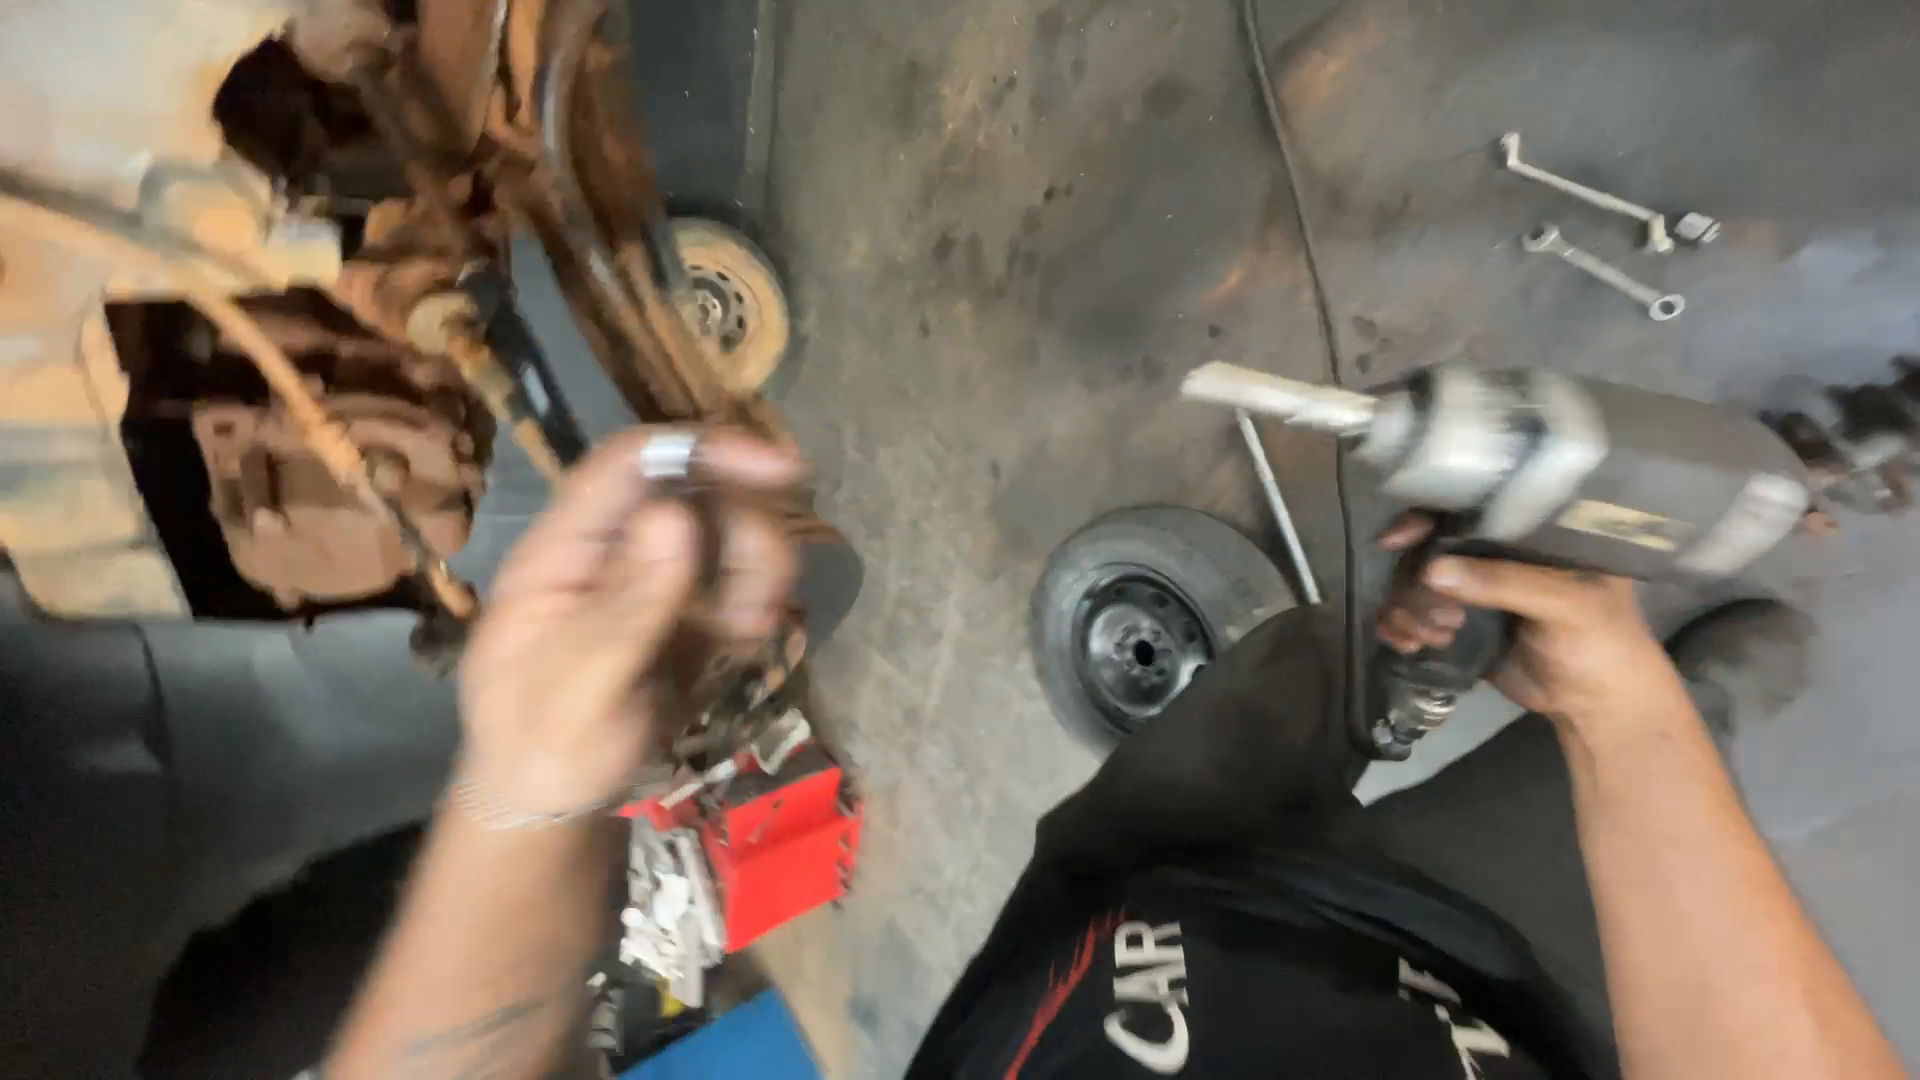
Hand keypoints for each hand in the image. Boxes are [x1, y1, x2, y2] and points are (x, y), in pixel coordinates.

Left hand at [456, 428, 803, 815]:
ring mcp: (658, 574)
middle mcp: (617, 546)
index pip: (631, 466)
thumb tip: (676, 517)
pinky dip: (763, 597)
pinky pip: (747, 575)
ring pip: (734, 529)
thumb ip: (624, 608)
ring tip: (748, 629)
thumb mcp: (576, 691)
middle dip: (748, 530)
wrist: (555, 798)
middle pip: (701, 489)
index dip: (702, 449)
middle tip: (759, 600)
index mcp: (565, 549)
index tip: (777, 467)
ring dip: (761, 571)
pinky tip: (747, 639)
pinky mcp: (693, 604)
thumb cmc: (544, 748)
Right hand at [1374, 514, 1686, 728]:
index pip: (1464, 513)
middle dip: (1416, 584)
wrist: (1596, 708)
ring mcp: (1469, 591)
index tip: (1394, 542)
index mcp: (1525, 537)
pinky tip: (1405, 643)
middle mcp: (1491, 557)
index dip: (1424, 521)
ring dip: (1408, 611)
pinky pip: (1408, 614)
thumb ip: (1505, 583)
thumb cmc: (1601, 644)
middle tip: (1441, 619)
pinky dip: (1396, 627)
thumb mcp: (1568, 605)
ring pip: (1410, 585)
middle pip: (1425, 551)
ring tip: (1432, 638)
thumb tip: (1430, 571)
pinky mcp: (1452, 623)